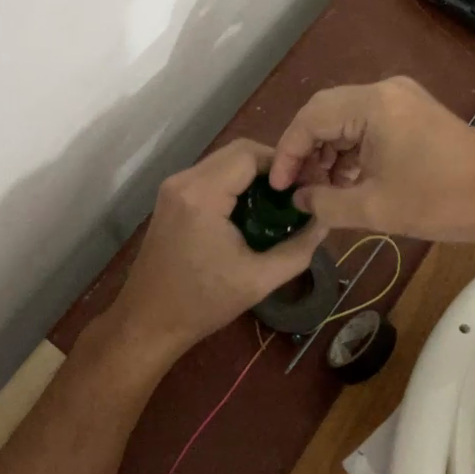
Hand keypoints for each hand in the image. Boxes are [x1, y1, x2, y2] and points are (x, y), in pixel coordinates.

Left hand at [106, 139, 328, 357]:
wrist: (149, 321)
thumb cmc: (204, 302)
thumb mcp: (259, 279)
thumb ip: (298, 247)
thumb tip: (325, 220)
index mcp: (202, 195)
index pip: (250, 154)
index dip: (283, 164)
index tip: (306, 186)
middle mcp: (184, 180)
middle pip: (237, 151)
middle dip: (271, 167)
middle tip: (296, 193)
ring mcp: (174, 187)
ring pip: (224, 160)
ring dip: (252, 174)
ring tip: (279, 201)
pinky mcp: (171, 197)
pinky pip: (211, 175)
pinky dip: (235, 183)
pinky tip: (252, 209)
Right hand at [269, 76, 474, 243]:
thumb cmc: (440, 201)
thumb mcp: (375, 208)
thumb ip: (325, 204)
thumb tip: (299, 200)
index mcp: (373, 103)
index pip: (311, 117)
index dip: (288, 151)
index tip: (279, 187)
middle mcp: (385, 90)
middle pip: (326, 112)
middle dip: (307, 151)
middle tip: (297, 188)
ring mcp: (403, 99)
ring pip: (347, 119)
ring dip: (329, 153)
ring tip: (323, 191)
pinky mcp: (415, 113)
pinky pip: (369, 124)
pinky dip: (353, 151)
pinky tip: (350, 181)